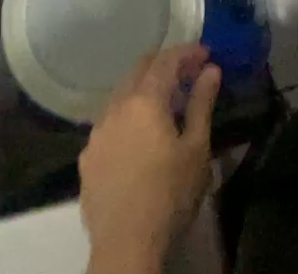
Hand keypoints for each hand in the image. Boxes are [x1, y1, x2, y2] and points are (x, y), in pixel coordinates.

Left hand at [80, 45, 222, 273]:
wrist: (126, 245)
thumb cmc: (170, 195)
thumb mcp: (197, 149)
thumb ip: (202, 104)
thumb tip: (211, 70)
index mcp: (145, 101)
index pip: (166, 60)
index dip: (187, 52)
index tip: (206, 53)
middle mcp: (116, 107)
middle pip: (139, 70)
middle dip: (165, 65)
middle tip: (189, 74)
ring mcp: (97, 132)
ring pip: (121, 95)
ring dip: (144, 90)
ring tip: (167, 105)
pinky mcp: (87, 157)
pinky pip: (110, 123)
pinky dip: (128, 116)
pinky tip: (140, 137)